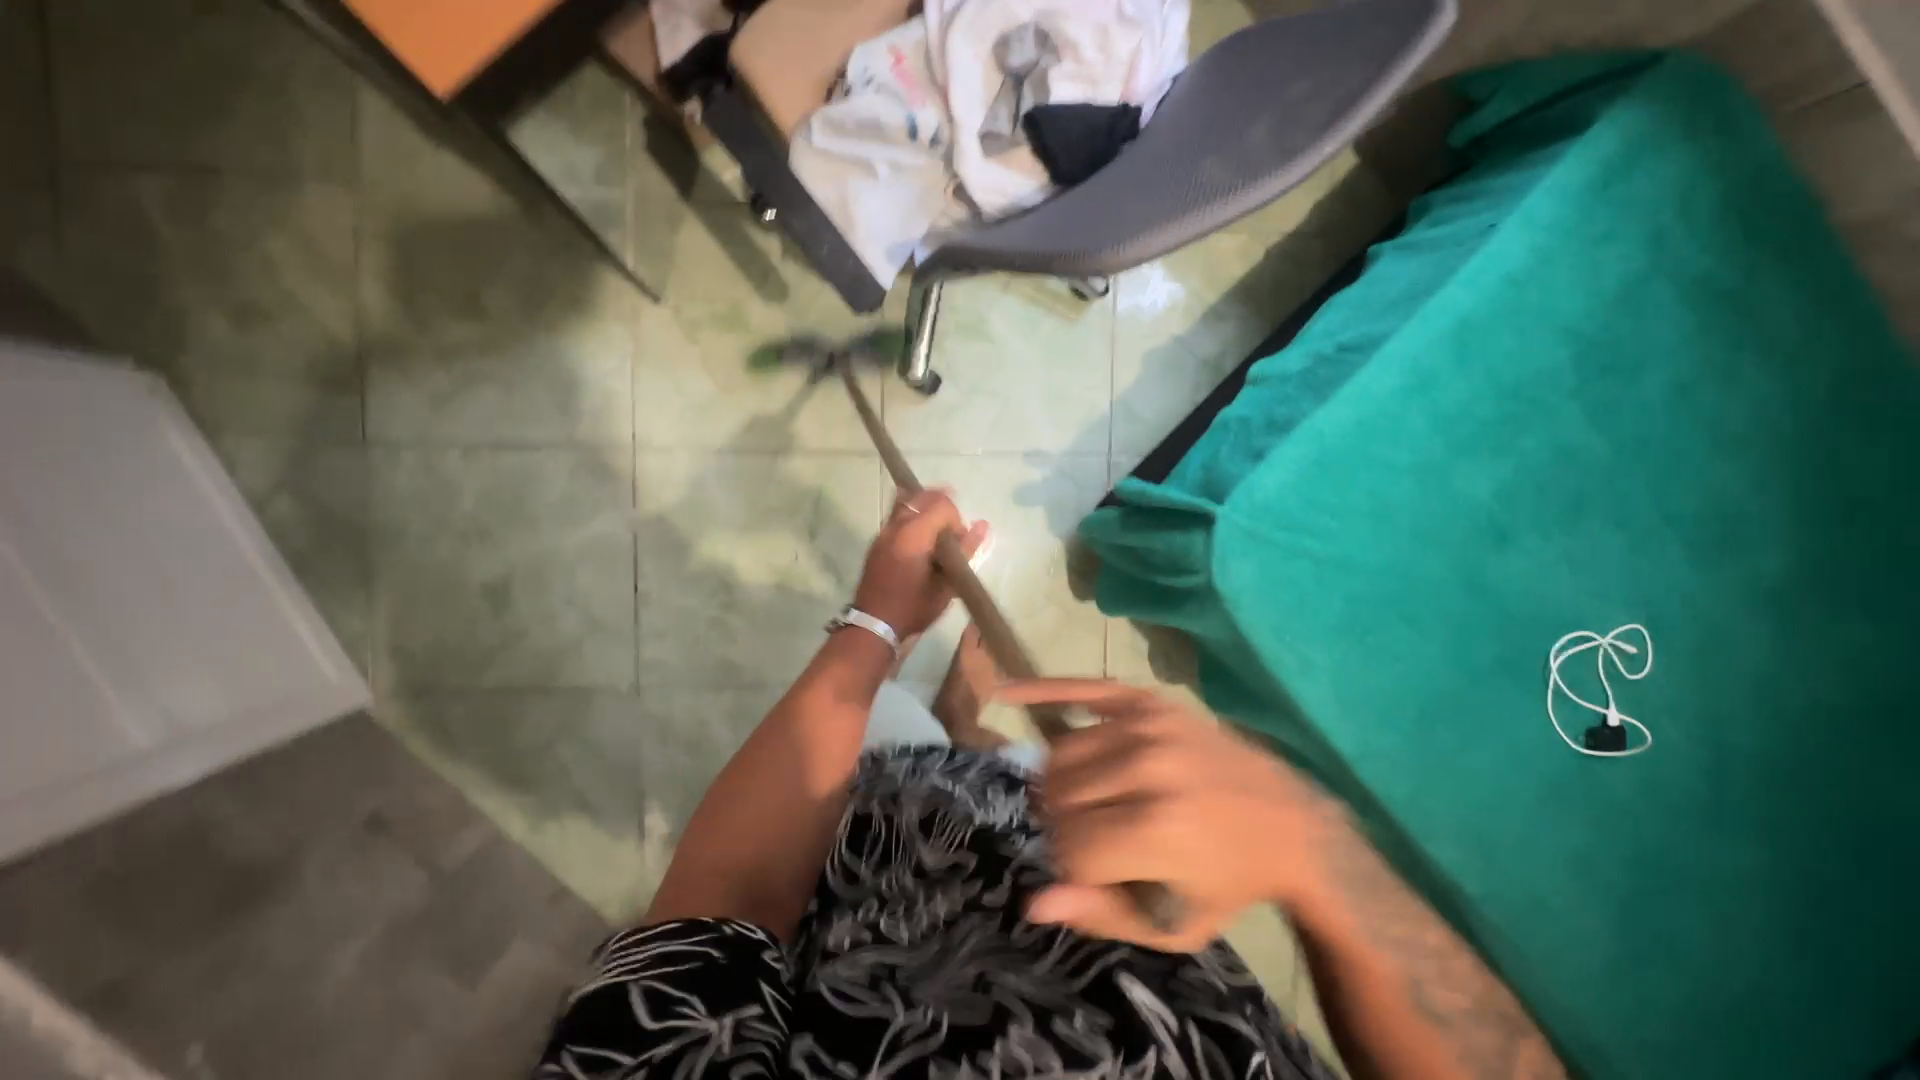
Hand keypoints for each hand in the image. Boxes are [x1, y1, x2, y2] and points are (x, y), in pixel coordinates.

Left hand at [852, 489, 989, 638]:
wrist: (874, 624)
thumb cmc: (914, 608)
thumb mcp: (947, 586)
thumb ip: (966, 551)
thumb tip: (983, 525)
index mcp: (914, 536)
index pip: (942, 504)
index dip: (956, 519)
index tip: (959, 542)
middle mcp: (896, 526)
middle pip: (924, 496)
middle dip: (943, 510)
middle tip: (951, 536)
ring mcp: (883, 531)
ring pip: (908, 501)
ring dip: (927, 511)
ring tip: (937, 536)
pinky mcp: (878, 539)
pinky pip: (897, 514)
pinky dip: (913, 518)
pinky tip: (921, 539)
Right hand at [1001, 678, 1354, 951]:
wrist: (1289, 824)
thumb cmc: (1226, 883)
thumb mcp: (1173, 923)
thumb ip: (1102, 915)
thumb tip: (1034, 903)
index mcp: (1156, 831)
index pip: (1069, 849)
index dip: (1076, 872)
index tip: (1101, 878)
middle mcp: (1148, 770)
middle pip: (1059, 802)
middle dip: (1066, 830)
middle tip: (1097, 844)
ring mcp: (1150, 728)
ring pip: (1060, 757)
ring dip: (1061, 788)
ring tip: (1089, 805)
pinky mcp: (1151, 703)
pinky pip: (1084, 689)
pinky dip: (1041, 690)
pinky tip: (1004, 692)